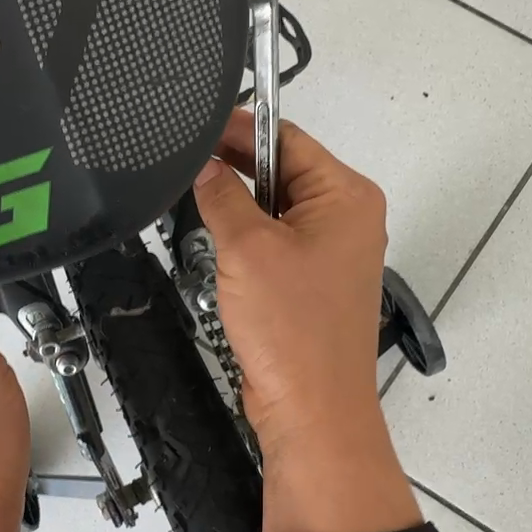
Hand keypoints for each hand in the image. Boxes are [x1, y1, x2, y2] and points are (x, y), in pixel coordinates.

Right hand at [192, 109, 421, 531]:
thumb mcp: (247, 247)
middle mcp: (346, 217)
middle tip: (185, 156)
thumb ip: (222, 195)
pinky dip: (247, 230)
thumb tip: (203, 165)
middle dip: (235, 163)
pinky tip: (215, 230)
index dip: (239, 128)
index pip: (287, 139)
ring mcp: (331, 250)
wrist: (312, 408)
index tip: (197, 123)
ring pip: (276, 205)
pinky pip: (277, 237)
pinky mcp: (313, 279)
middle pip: (283, 170)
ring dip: (238, 199)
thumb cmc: (291, 328)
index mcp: (345, 196)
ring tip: (193, 191)